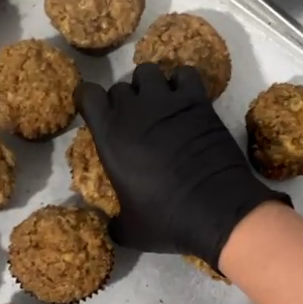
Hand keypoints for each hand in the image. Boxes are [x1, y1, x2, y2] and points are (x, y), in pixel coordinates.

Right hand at [74, 63, 288, 268]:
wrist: (216, 210)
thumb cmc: (167, 220)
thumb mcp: (130, 231)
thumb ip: (114, 223)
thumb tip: (109, 227)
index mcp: (110, 135)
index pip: (86, 94)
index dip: (90, 102)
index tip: (98, 117)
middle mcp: (134, 110)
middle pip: (120, 86)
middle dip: (125, 101)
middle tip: (136, 123)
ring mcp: (167, 101)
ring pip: (149, 72)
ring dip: (151, 87)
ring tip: (160, 107)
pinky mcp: (197, 100)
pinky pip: (184, 73)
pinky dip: (182, 84)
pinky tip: (186, 103)